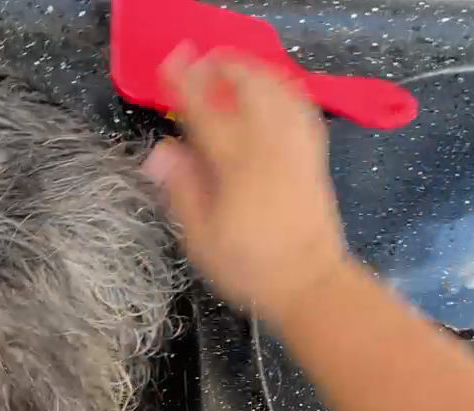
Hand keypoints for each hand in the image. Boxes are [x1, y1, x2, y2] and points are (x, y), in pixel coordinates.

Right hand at [142, 48, 353, 322]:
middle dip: (224, 67)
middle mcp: (270, 146)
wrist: (308, 284)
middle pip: (249, 86)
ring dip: (255, 72)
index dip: (185, 83)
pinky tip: (274, 95)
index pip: (205, 111)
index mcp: (236, 165)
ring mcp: (296, 149)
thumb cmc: (249, 269)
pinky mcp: (314, 158)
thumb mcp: (202, 240)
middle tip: (203, 63)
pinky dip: (284, 91)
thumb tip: (159, 153)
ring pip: (279, 90)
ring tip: (235, 70)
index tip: (170, 64)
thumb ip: (183, 190)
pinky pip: (301, 109)